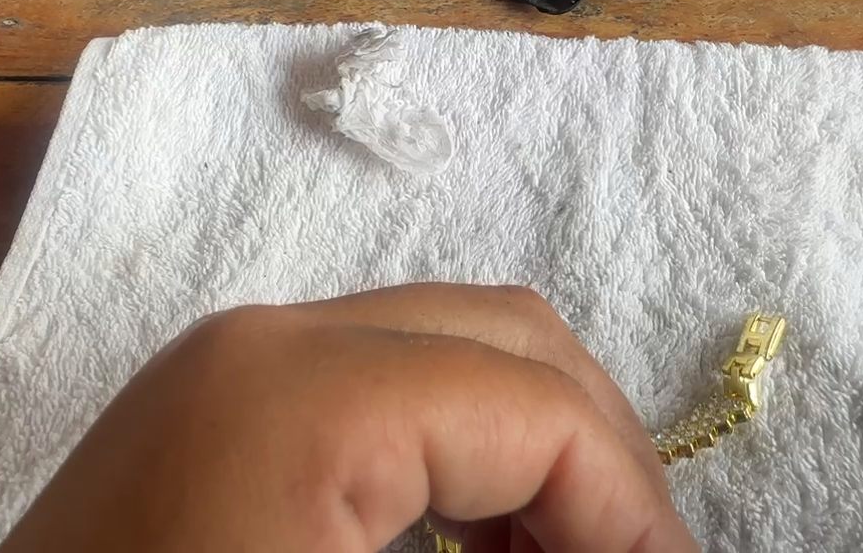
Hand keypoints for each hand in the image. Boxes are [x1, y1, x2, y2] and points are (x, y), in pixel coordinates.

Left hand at [0, 283, 697, 552]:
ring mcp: (240, 353)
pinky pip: (388, 377)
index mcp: (301, 388)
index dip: (635, 505)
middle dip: (596, 450)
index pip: (535, 398)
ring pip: (453, 341)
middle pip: (506, 330)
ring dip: (532, 443)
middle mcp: (271, 332)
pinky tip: (476, 542)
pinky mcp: (227, 395)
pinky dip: (460, 447)